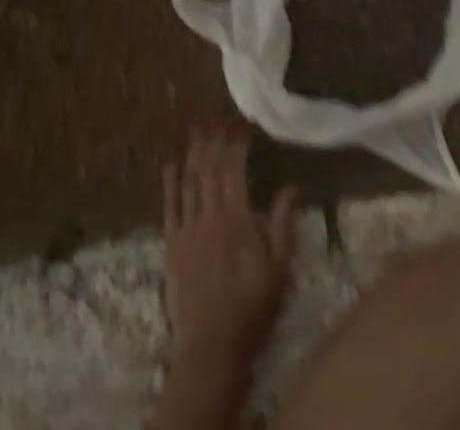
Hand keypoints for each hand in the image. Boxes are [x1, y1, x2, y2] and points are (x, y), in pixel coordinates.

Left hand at [162, 123, 297, 367]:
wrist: (212, 346)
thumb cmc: (254, 308)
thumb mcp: (280, 268)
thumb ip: (283, 225)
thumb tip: (290, 187)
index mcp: (237, 221)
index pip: (234, 171)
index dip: (236, 143)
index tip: (242, 122)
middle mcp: (208, 218)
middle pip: (209, 169)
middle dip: (213, 139)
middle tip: (216, 113)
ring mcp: (186, 230)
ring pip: (189, 181)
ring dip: (192, 150)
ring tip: (196, 125)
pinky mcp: (171, 245)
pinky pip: (169, 205)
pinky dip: (170, 180)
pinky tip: (171, 160)